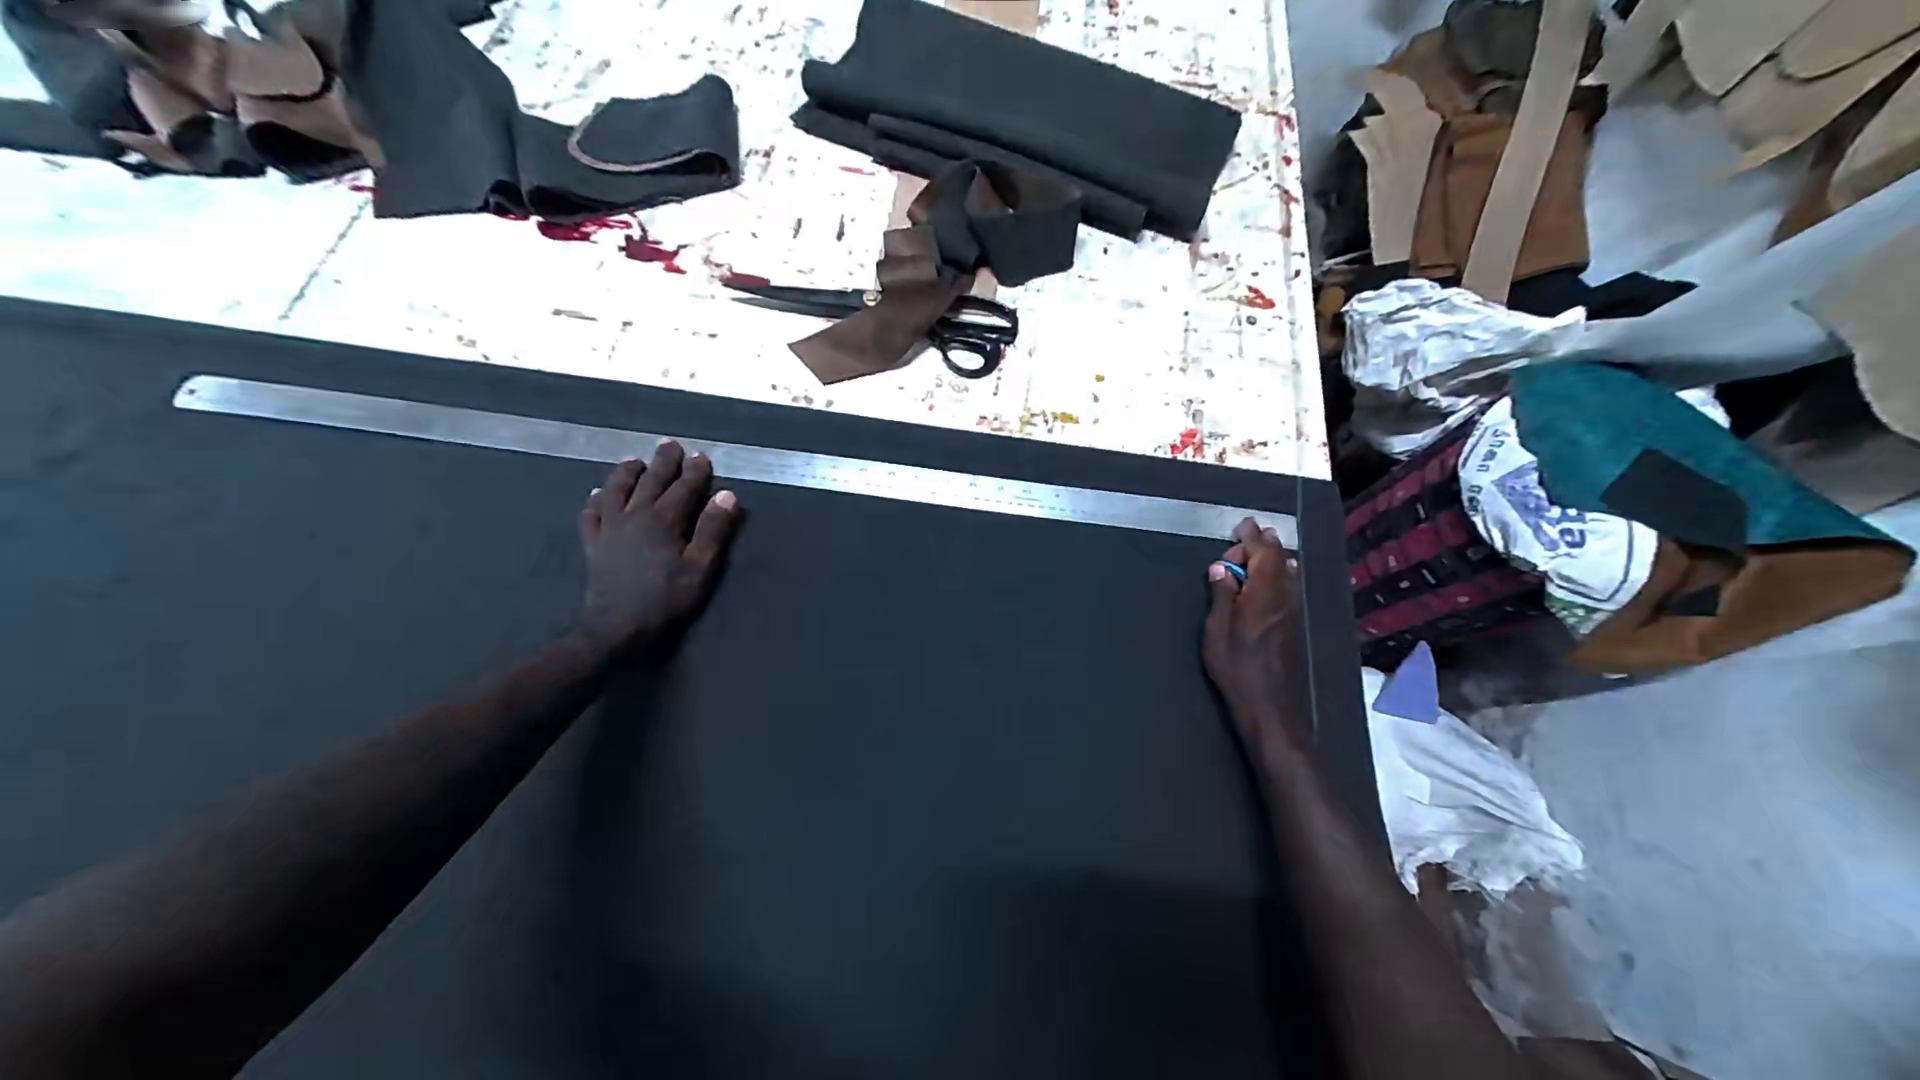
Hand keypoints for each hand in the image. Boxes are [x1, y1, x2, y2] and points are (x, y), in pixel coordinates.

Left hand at [577, 441, 740, 653]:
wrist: (617, 627)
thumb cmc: (666, 599)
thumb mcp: (700, 567)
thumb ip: (713, 530)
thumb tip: (727, 495)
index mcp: (663, 520)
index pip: (683, 487)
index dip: (695, 471)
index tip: (702, 457)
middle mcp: (634, 515)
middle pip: (650, 481)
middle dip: (663, 462)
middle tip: (670, 446)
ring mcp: (609, 528)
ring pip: (616, 490)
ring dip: (626, 472)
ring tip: (634, 461)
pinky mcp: (593, 544)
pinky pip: (591, 514)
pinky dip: (595, 500)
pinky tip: (597, 494)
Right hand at [1203, 518, 1308, 762]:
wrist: (1271, 706)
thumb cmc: (1237, 668)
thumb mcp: (1217, 631)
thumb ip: (1221, 595)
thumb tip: (1221, 569)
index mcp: (1264, 595)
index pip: (1263, 554)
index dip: (1252, 538)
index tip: (1242, 526)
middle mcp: (1285, 597)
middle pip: (1279, 559)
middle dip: (1262, 544)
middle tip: (1242, 538)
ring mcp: (1293, 611)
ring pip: (1287, 573)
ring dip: (1271, 558)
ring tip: (1255, 551)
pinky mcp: (1294, 623)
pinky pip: (1289, 586)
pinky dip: (1277, 573)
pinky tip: (1268, 579)